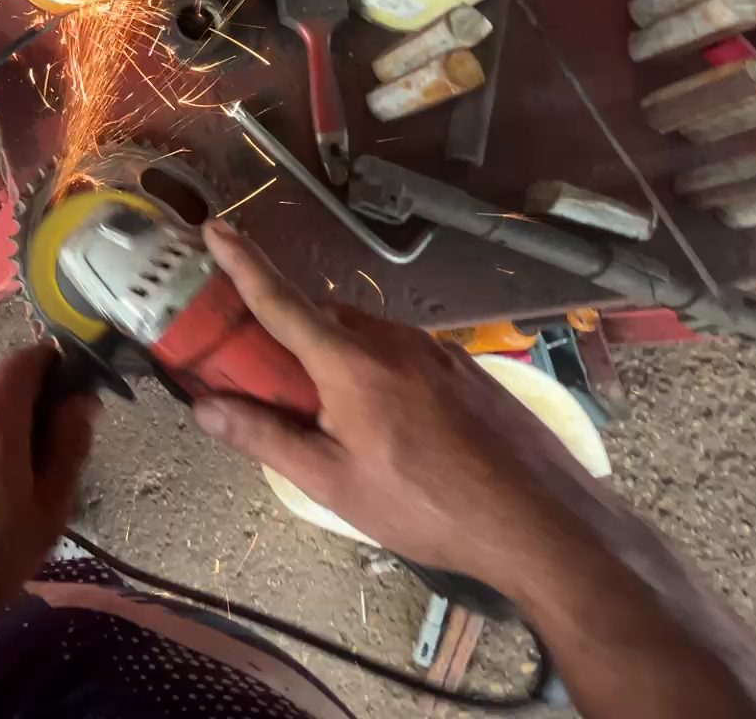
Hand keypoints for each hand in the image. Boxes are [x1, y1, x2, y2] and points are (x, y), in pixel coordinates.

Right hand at [192, 221, 613, 590]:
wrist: (552, 530)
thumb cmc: (429, 506)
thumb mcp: (332, 482)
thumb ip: (264, 437)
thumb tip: (203, 409)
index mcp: (350, 363)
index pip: (280, 299)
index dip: (242, 262)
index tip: (216, 225)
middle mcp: (391, 341)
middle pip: (318, 315)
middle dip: (285, 328)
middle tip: (266, 369)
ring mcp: (434, 350)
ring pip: (360, 331)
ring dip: (329, 350)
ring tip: (330, 405)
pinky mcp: (464, 366)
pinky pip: (397, 348)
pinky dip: (370, 362)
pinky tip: (386, 414)